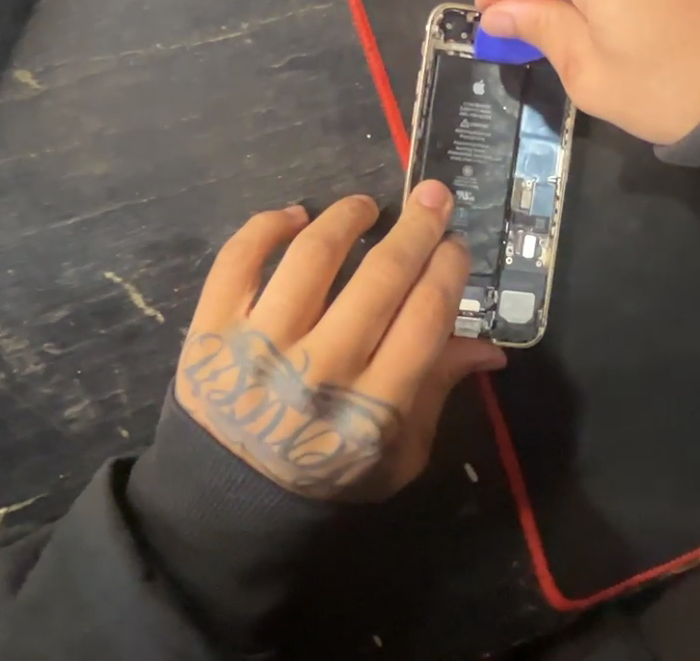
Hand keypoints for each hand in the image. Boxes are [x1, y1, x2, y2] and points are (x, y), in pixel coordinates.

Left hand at [174, 182, 505, 500]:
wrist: (227, 500)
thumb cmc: (328, 475)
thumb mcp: (399, 454)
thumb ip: (437, 391)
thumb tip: (489, 347)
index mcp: (373, 409)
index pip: (426, 317)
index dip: (448, 269)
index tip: (455, 244)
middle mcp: (319, 370)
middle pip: (381, 277)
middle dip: (418, 227)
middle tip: (432, 198)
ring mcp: (259, 346)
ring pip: (313, 254)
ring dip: (348, 216)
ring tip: (365, 207)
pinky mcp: (210, 329)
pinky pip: (239, 257)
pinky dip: (268, 225)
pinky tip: (296, 215)